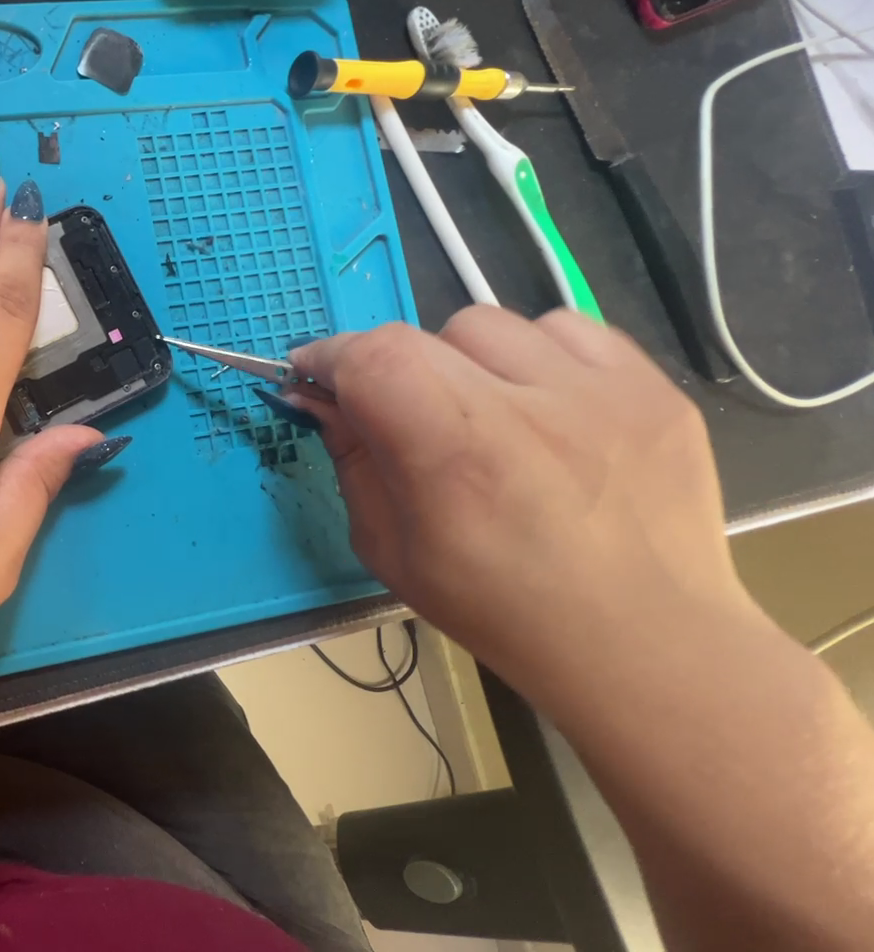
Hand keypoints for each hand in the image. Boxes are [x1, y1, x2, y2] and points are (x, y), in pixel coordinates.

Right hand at [287, 307, 748, 671]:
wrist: (640, 639)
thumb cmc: (493, 603)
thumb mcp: (387, 545)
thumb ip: (350, 458)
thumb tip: (319, 399)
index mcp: (452, 453)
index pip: (371, 357)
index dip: (328, 356)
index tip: (312, 375)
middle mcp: (528, 406)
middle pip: (418, 335)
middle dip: (384, 365)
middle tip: (393, 409)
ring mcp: (601, 391)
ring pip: (488, 324)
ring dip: (459, 358)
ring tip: (477, 408)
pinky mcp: (651, 388)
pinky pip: (565, 330)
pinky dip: (532, 355)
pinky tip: (538, 404)